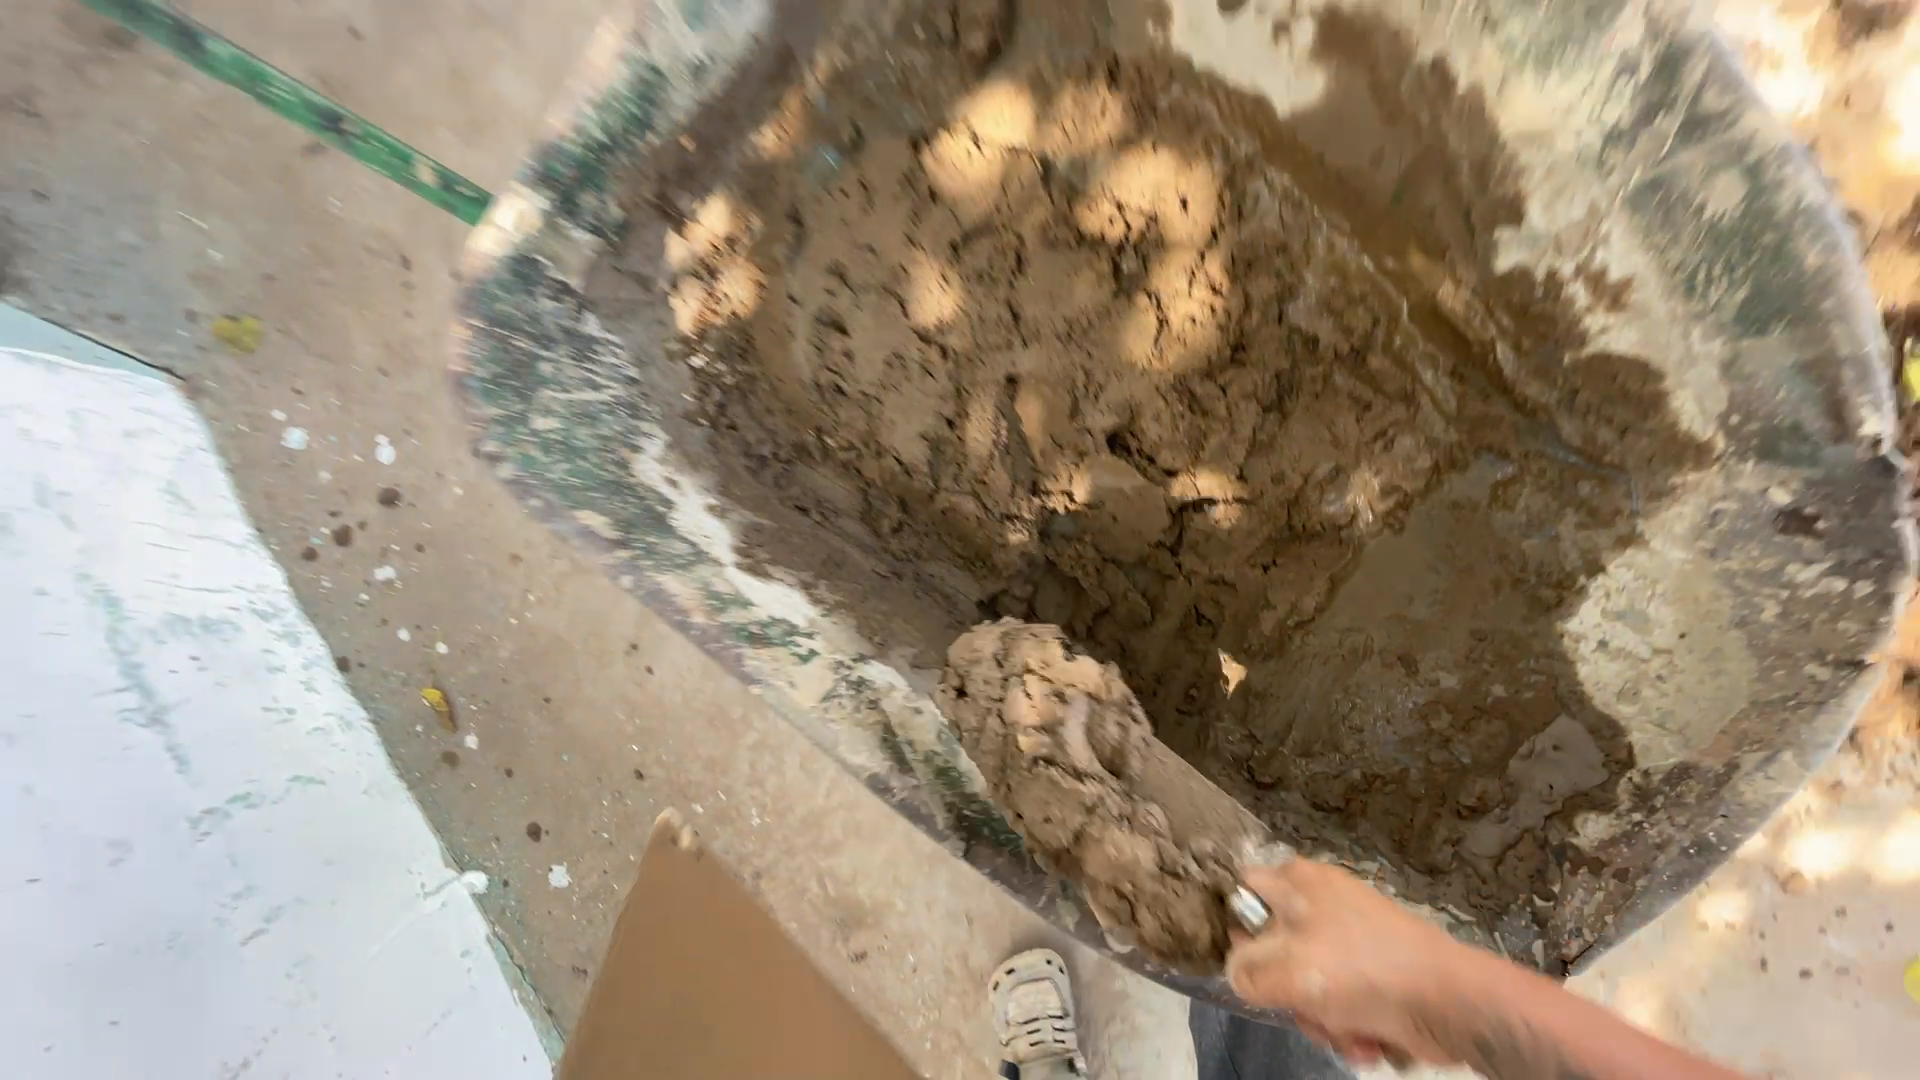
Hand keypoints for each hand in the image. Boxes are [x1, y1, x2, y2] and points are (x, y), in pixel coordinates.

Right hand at [1226, 859, 1473, 1066]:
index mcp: (1293, 880)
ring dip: (1320, 1017)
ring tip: (1345, 1032)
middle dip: (1286, 991)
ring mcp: (1347, 932)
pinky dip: (1349, 1022)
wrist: (1452, 1001)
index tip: (1244, 968)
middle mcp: (1316, 898)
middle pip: (1271, 947)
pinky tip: (1367, 1038)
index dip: (1234, 930)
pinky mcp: (1373, 966)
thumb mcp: (1289, 972)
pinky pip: (1339, 994)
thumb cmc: (1361, 971)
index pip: (1239, 892)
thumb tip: (1237, 976)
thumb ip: (1247, 973)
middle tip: (1303, 1008)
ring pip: (1305, 979)